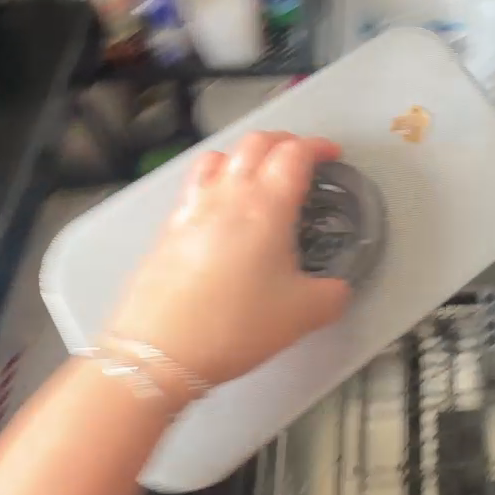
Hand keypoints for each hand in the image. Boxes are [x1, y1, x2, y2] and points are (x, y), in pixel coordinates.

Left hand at [106, 132, 352, 393]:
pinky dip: (216, 176)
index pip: (296, 153)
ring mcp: (194, 207)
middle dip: (285, 141)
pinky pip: (196, 181)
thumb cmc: (233, 326)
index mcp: (268, 205)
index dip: (318, 147)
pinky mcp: (169, 227)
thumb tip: (337, 290)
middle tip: (301, 157)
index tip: (331, 155)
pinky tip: (221, 203)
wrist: (157, 353)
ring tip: (259, 170)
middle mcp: (230, 195)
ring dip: (247, 152)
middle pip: (257, 142)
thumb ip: (332, 295)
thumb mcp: (303, 315)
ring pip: (222, 154)